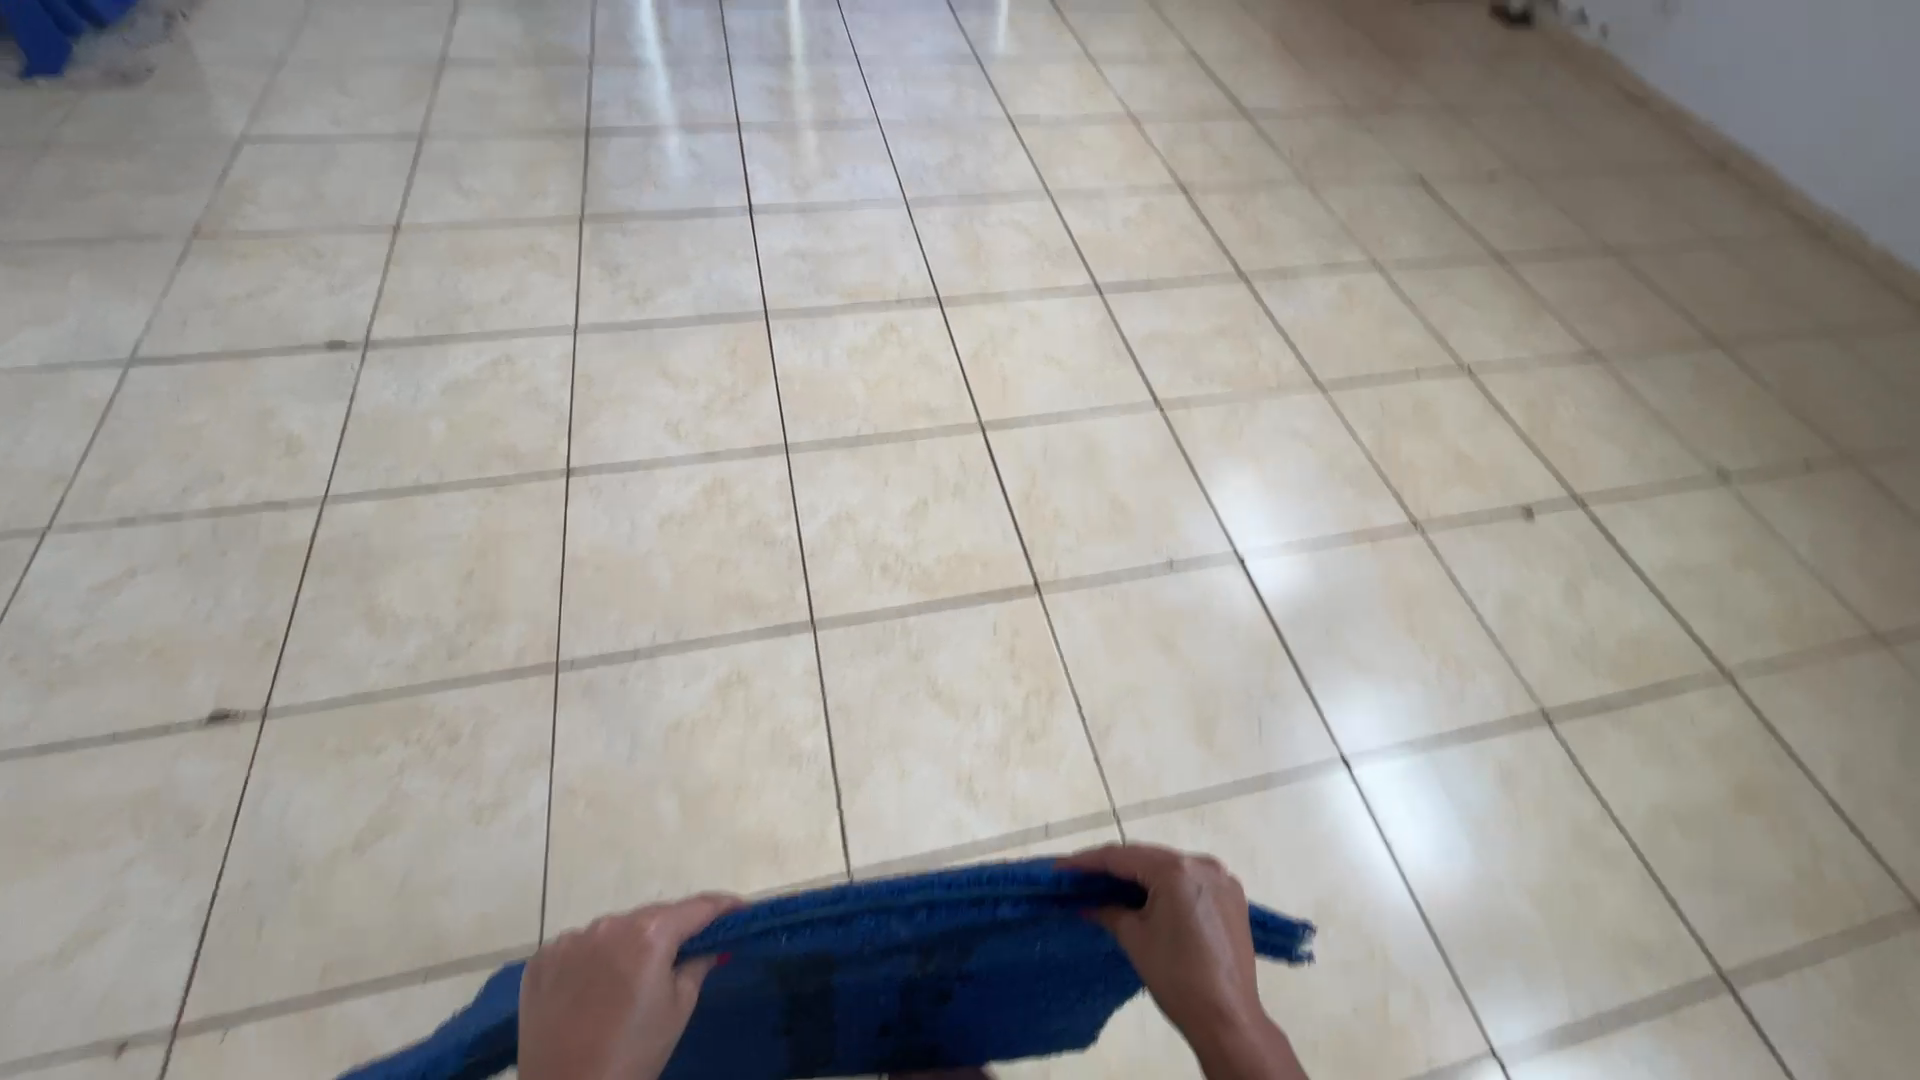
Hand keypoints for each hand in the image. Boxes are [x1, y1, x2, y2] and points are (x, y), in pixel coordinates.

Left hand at [519, 893, 741, 1079]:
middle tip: (688, 950)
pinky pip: (580, 946)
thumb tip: (710, 946)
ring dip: (630, 943)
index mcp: (650, 933)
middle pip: (653, 916)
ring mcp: (571, 940)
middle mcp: (609, 924)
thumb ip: (698, 964)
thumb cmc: (633, 1054)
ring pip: (615, 930)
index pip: (698, 907)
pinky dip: (595, 958)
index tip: (740, 909)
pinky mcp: (542, 959)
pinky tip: (596, 987)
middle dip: (673, 929)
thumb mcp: (679, 1008)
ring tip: (634, 976)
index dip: (723, 906)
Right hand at [1058, 844, 1262, 1042]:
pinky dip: (1167, 885)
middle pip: (1148, 858)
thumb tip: (1087, 904)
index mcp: (1176, 870)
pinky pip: (1190, 881)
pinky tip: (1148, 897)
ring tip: (1110, 885)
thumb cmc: (1176, 977)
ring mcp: (1221, 879)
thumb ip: (1108, 910)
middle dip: (1115, 867)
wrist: (1227, 1019)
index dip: (1088, 862)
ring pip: (1170, 867)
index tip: (1061, 868)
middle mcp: (1202, 864)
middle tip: (1082, 876)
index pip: (1122, 857)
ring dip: (1141, 875)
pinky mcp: (1231, 897)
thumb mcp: (1134, 938)